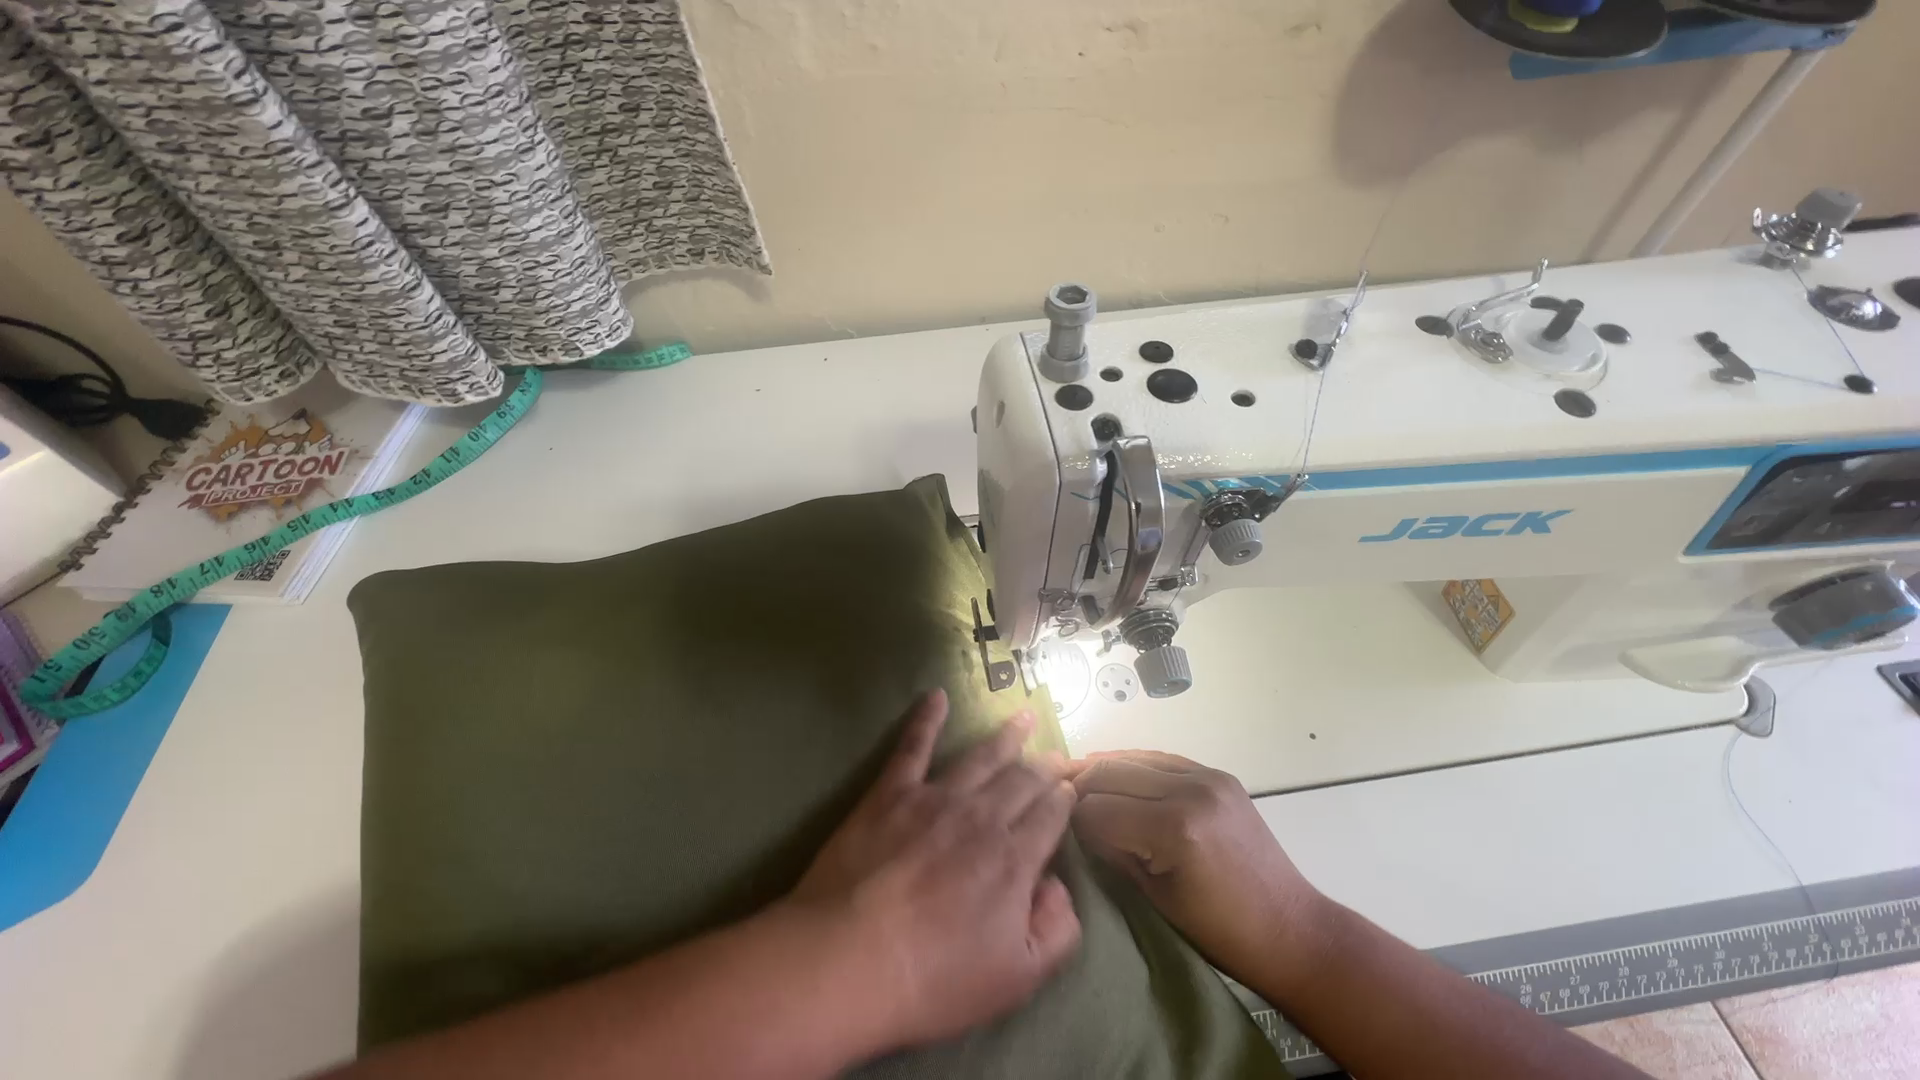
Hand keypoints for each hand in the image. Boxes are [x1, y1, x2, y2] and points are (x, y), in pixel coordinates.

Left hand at [786, 689, 1081, 1053]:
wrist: (849, 959)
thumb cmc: (934, 979)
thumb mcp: (1017, 978)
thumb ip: (1056, 931)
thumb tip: (1058, 886)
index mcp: (1015, 859)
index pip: (1050, 815)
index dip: (1063, 800)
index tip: (1069, 789)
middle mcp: (982, 817)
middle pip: (1022, 781)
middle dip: (1044, 766)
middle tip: (1057, 754)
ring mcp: (934, 799)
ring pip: (981, 757)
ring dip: (1006, 736)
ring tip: (1023, 717)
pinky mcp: (889, 794)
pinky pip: (912, 746)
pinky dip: (925, 718)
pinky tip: (935, 696)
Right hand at [1066, 750, 1327, 988]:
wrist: (1290, 929)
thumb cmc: (1219, 931)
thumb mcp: (1153, 897)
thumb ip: (1112, 851)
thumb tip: (1073, 823)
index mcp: (1175, 828)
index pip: (1098, 809)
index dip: (1071, 820)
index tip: (1054, 830)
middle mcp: (1191, 790)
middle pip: (1111, 773)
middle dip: (1080, 786)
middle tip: (1053, 800)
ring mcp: (1208, 777)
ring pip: (1134, 758)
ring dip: (1103, 770)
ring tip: (1075, 783)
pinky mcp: (1218, 775)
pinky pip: (1161, 760)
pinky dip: (1134, 767)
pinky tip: (1115, 778)